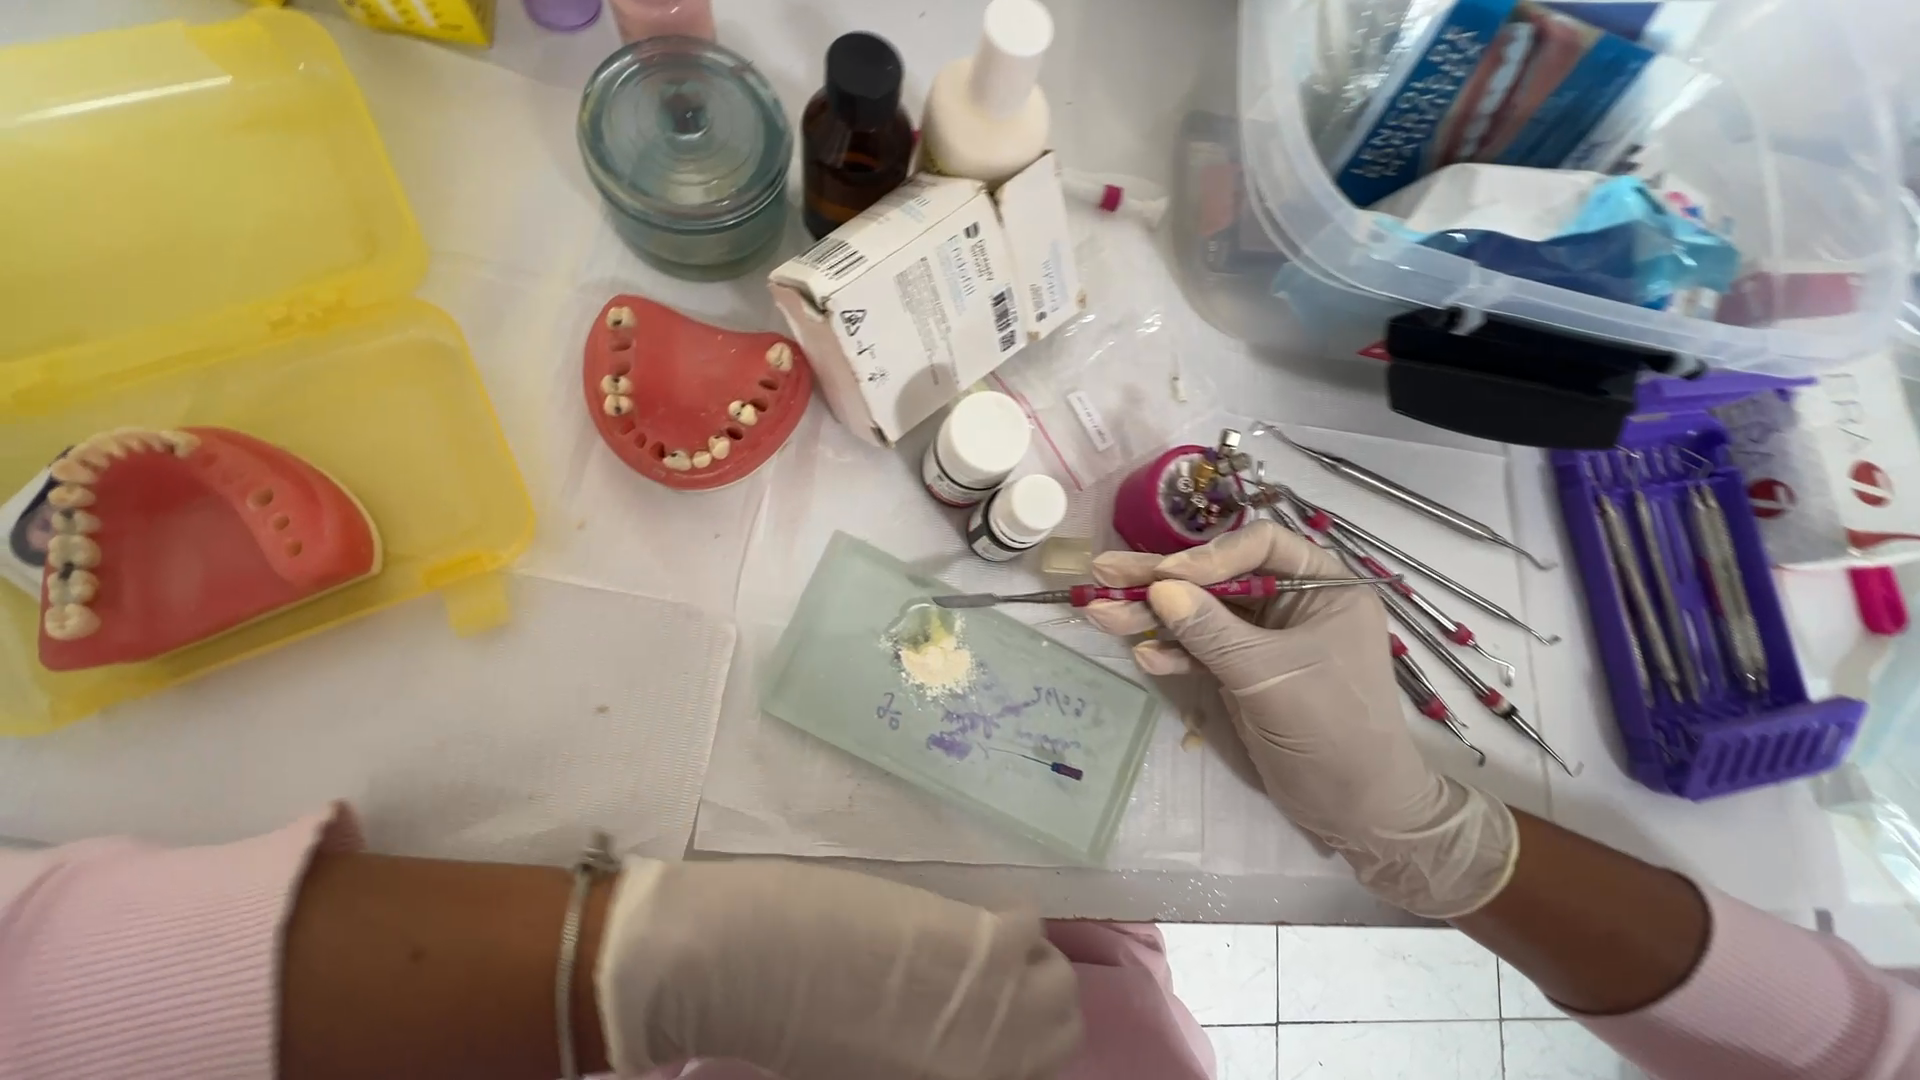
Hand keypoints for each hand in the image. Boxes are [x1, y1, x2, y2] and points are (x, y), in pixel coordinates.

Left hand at [595, 859, 1081, 1079]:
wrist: (743, 964)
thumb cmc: (784, 1030)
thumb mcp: (862, 1062)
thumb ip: (923, 1050)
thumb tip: (948, 1026)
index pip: (1031, 1067)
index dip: (1021, 1047)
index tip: (997, 1028)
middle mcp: (986, 1059)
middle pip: (1060, 1032)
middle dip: (1036, 1011)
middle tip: (991, 988)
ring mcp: (988, 1002)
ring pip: (1058, 983)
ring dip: (1030, 966)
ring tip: (979, 951)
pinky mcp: (976, 941)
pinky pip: (1030, 932)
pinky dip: (1013, 928)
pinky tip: (963, 924)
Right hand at [1086, 520, 1516, 918]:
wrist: (1355, 810)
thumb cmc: (1333, 732)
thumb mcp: (1269, 676)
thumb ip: (1212, 631)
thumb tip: (1159, 589)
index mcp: (1323, 588)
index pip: (1261, 545)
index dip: (1210, 554)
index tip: (1167, 577)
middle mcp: (1292, 603)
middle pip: (1219, 577)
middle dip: (1161, 580)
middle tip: (1105, 570)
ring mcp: (1264, 638)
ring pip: (1201, 614)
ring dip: (1153, 617)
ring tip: (1099, 612)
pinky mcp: (1243, 670)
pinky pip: (1201, 650)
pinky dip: (1173, 653)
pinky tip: (1143, 656)